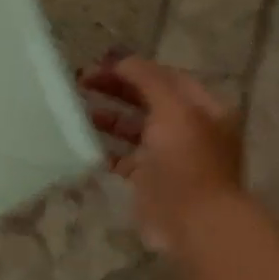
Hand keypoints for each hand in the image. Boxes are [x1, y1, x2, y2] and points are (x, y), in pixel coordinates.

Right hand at [81, 55, 243, 249]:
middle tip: (79, 83)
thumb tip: (121, 60)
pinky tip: (81, 141)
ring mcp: (167, 154)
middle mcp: (188, 129)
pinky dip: (102, 147)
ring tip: (74, 110)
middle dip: (116, 89)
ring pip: (132, 127)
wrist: (193, 219)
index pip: (167, 78)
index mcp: (204, 110)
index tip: (98, 66)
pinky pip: (120, 156)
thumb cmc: (187, 161)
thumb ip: (148, 82)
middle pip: (148, 100)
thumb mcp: (174, 112)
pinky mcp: (147, 177)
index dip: (134, 69)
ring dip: (106, 116)